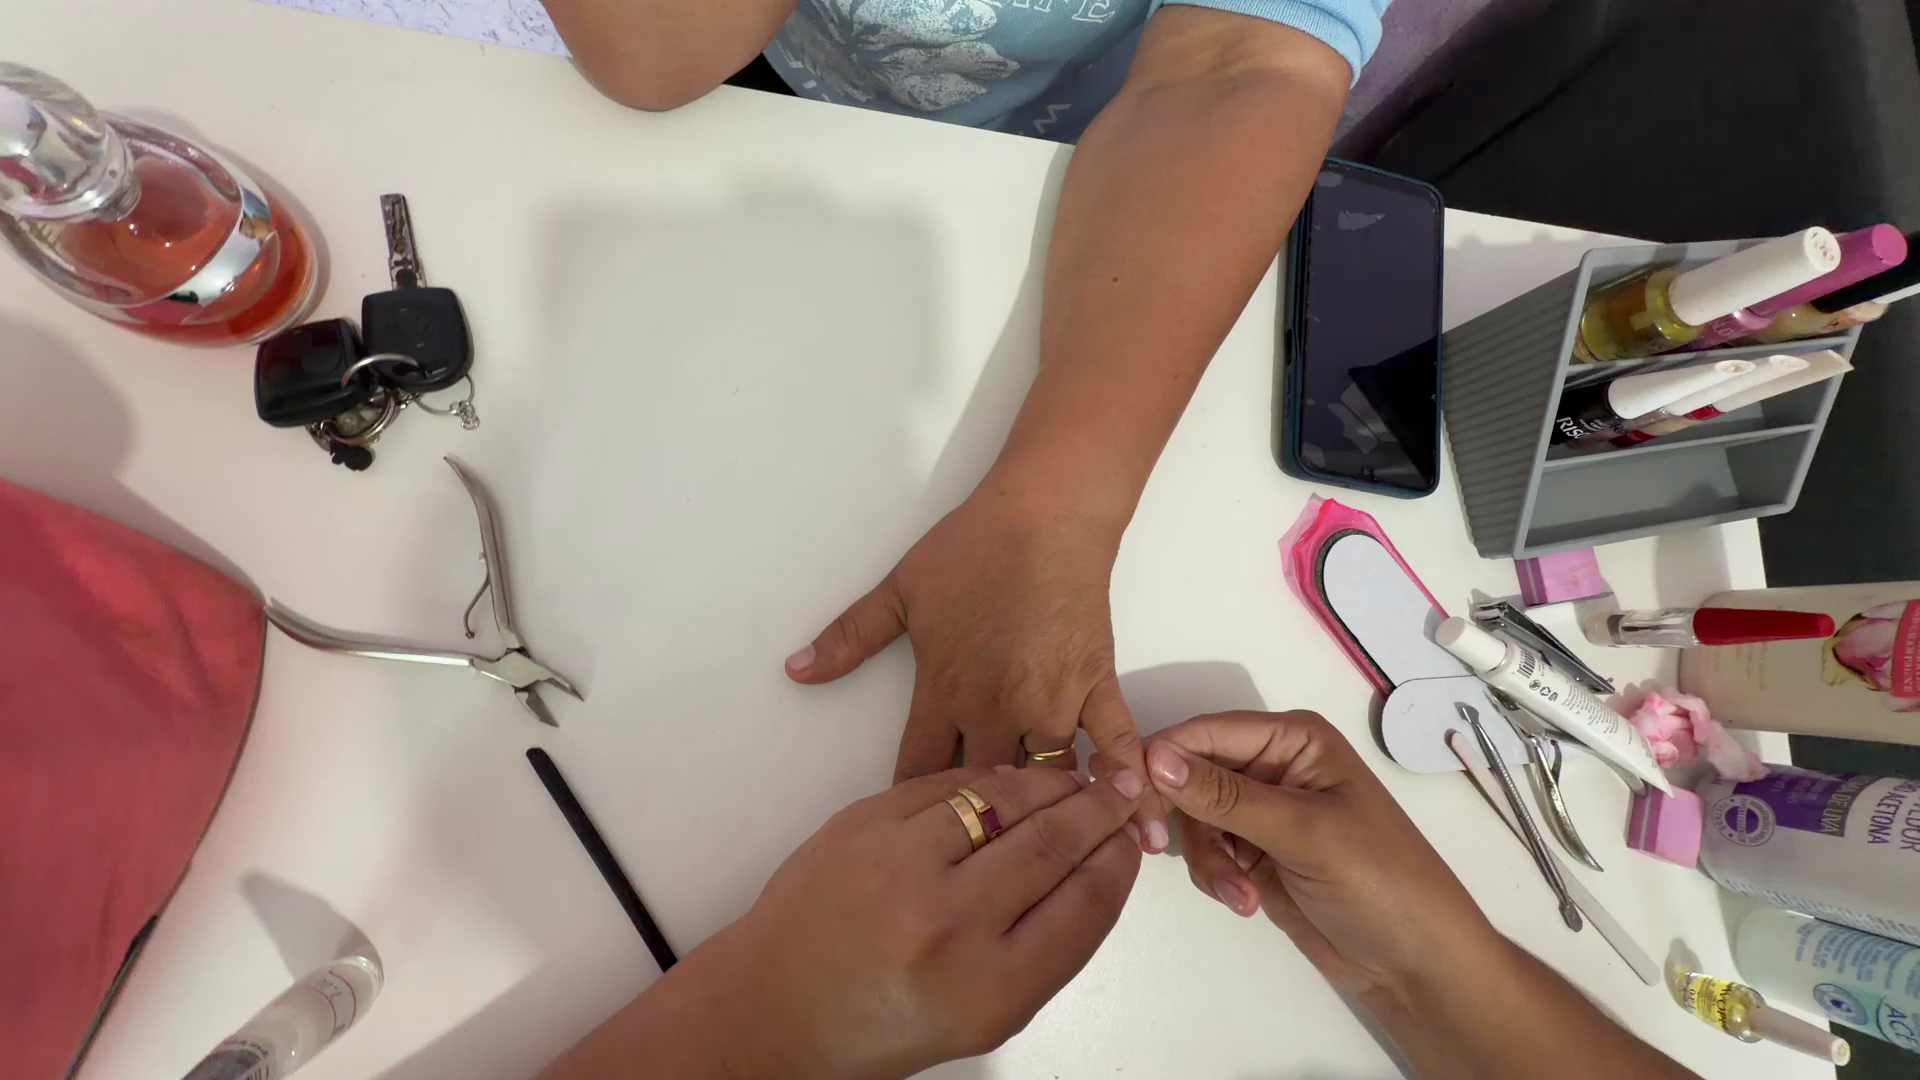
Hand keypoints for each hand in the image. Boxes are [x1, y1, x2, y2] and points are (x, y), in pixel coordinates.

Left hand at [710, 765, 1143, 1078]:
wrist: (776, 1000)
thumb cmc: (884, 1020)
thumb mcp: (981, 1013)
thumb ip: (1042, 946)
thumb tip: (1089, 865)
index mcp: (988, 989)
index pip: (1083, 906)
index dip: (1117, 863)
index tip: (1130, 840)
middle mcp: (948, 920)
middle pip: (1052, 844)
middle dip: (1097, 811)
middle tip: (1118, 793)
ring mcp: (901, 860)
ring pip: (1005, 798)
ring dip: (1052, 782)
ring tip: (1075, 779)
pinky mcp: (867, 818)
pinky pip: (952, 782)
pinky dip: (994, 777)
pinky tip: (1016, 778)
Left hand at [784, 489, 1167, 850]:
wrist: (1043, 514)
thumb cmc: (970, 549)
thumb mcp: (898, 590)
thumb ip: (848, 637)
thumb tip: (794, 671)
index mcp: (942, 692)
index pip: (919, 773)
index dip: (912, 812)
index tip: (910, 845)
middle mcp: (995, 710)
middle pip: (982, 792)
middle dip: (977, 827)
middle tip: (972, 860)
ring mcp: (1051, 702)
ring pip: (1044, 782)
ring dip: (1043, 820)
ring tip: (1042, 863)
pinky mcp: (1096, 687)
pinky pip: (1116, 746)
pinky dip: (1128, 791)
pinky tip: (1141, 837)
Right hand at [1144, 711, 1499, 998]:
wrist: (1419, 970)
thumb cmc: (1381, 883)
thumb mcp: (1303, 833)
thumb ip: (1224, 796)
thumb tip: (1154, 757)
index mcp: (1290, 739)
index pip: (1205, 732)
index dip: (1164, 758)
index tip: (1135, 798)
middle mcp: (1270, 764)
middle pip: (1189, 770)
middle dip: (1180, 812)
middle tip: (1157, 845)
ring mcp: (1260, 810)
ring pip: (1192, 814)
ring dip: (1205, 855)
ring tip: (1237, 892)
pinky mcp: (1252, 850)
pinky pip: (1205, 848)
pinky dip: (1214, 874)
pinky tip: (1243, 900)